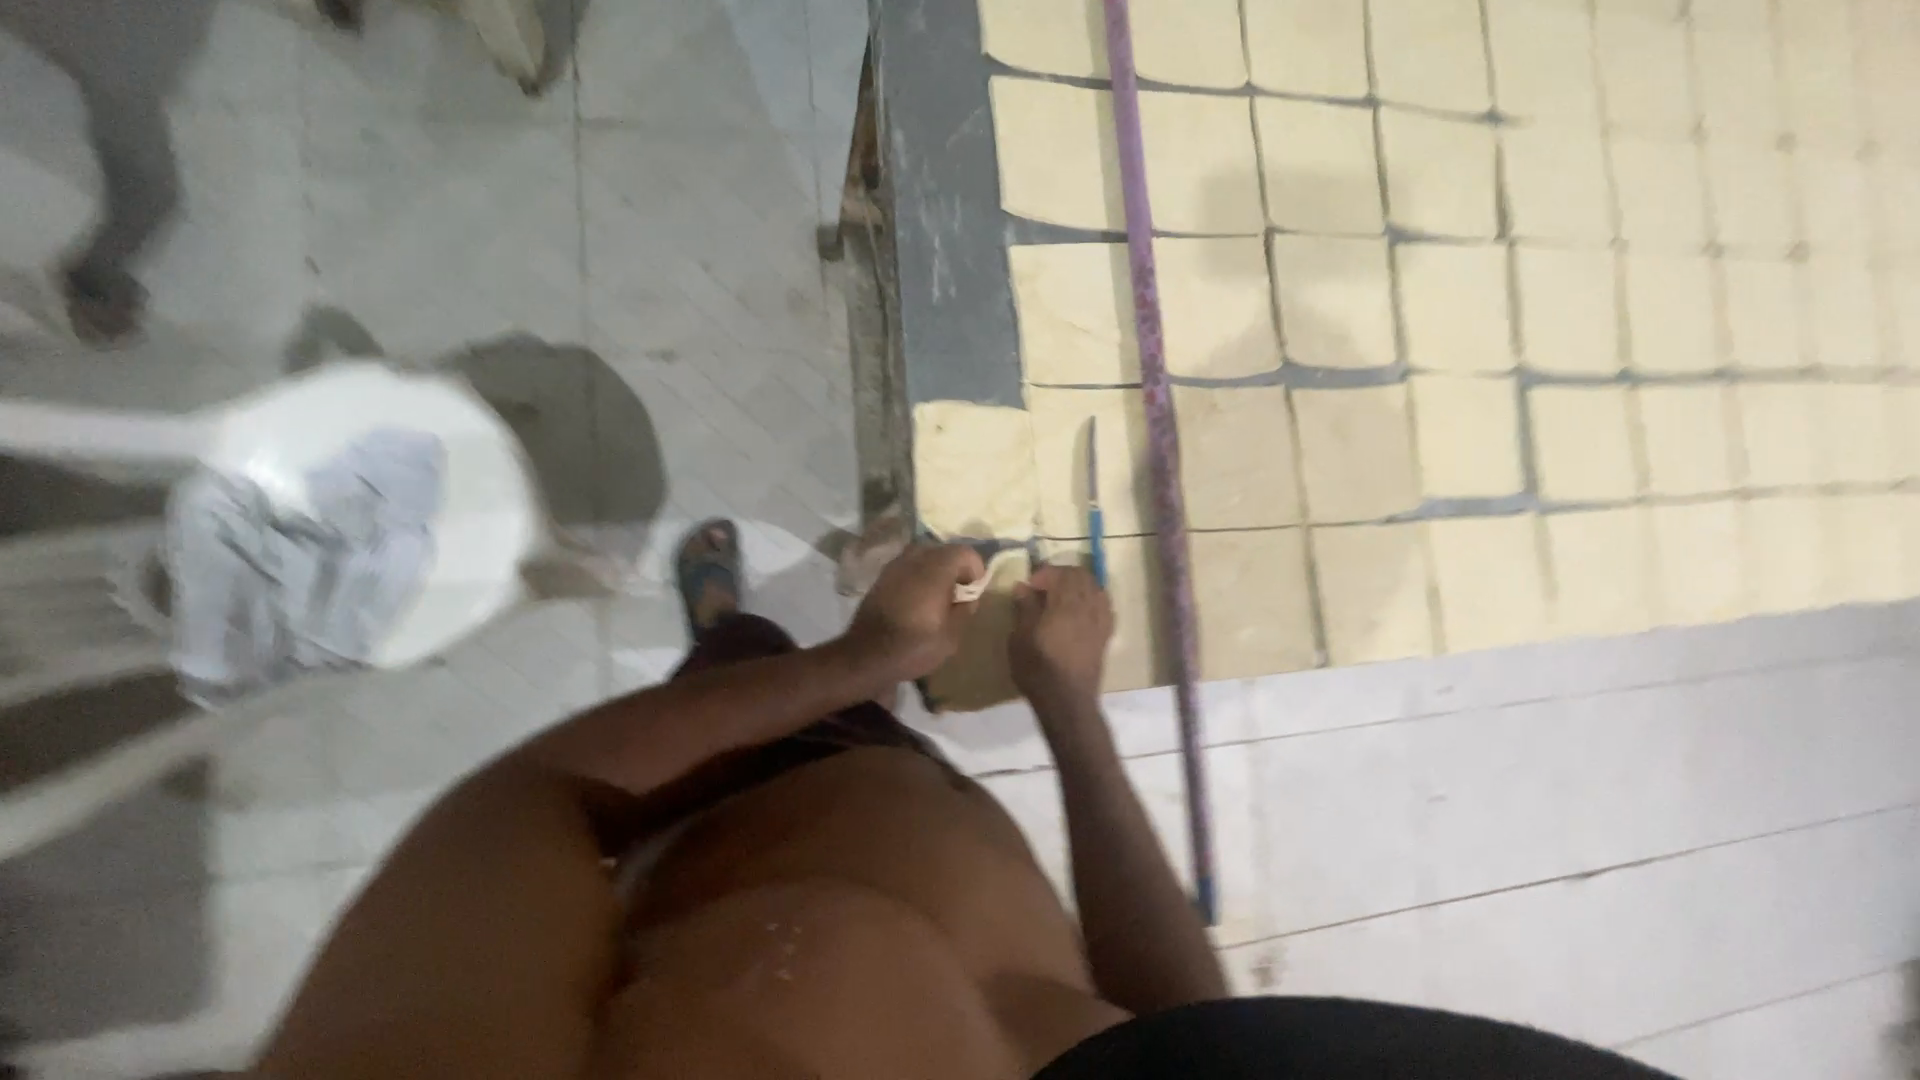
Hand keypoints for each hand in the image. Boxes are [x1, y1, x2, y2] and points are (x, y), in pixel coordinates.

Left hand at [840, 543, 986, 683]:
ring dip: (934, 571)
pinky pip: (906, 568)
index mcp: (937, 568)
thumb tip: (967, 597)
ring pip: (923, 557)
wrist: (866, 656)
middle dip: (955, 568)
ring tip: (936, 597)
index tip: (973, 593)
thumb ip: (965, 609)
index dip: (975, 571)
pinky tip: (916, 601)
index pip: (965, 553)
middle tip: (957, 594)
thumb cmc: (915, 646)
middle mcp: (915, 558)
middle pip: (943, 551)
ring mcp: (894, 566)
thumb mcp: (952, 636)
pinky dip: (916, 578)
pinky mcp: (880, 578)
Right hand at [1009, 564, 1113, 710]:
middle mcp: (1088, 606)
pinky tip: (1080, 610)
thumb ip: (1024, 608)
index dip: (1044, 573)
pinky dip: (1092, 599)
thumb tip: (1023, 587)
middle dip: (1062, 575)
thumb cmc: (1038, 669)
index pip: (1060, 573)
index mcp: (1066, 604)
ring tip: (1062, 596)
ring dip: (1079, 585)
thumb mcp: (1020, 638)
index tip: (1029, 585)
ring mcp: (1100, 620)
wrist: (1067, 701)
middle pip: (1082, 576)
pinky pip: (1104, 605)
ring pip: (1096, 588)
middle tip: (1044, 586)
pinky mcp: (1106, 634)